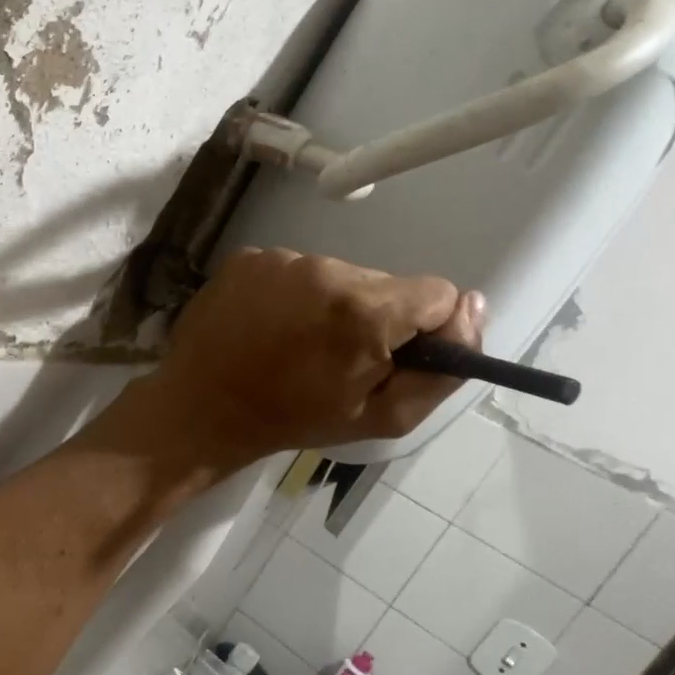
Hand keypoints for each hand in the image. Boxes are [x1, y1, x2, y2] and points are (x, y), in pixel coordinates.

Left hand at [150, 248, 484, 464]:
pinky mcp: (245, 258)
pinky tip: (268, 326)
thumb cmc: (293, 416)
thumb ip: (444, 367)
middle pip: (383, 285)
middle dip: (376, 318)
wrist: (202, 403)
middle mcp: (324, 269)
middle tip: (338, 358)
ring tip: (296, 344)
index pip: (437, 293)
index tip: (399, 355)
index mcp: (365, 307)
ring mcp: (279, 259)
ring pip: (336, 276)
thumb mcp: (386, 413)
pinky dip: (290, 294)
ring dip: (329, 304)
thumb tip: (472, 308)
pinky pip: (292, 270)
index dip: (428, 328)